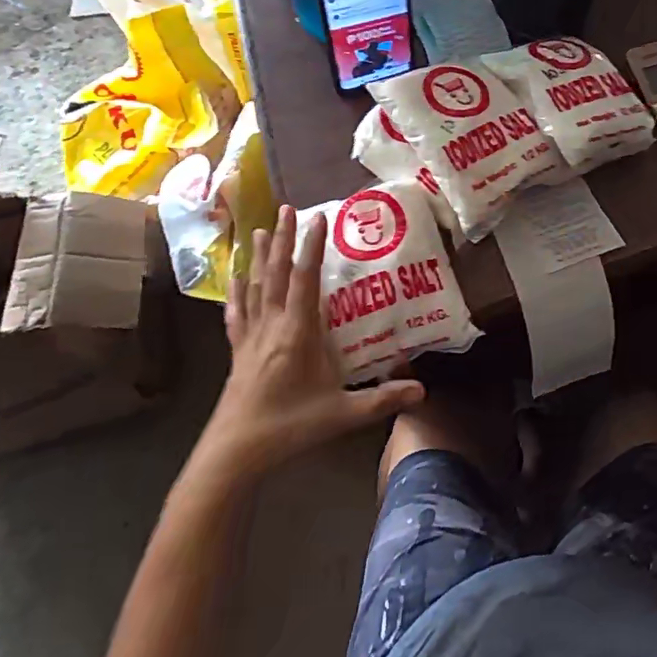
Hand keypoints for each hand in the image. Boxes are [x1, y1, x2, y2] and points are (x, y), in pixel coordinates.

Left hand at [199, 206, 425, 478]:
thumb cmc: (290, 426)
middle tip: (285, 208)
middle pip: (277, 273)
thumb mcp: (341, 414)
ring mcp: (250, 335)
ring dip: (259, 256)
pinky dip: (237, 290)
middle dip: (284, 239)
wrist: (237, 449)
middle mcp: (272, 324)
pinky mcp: (237, 349)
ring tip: (261, 229)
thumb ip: (381, 399)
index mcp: (298, 332)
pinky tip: (234, 277)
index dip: (312, 246)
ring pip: (254, 285)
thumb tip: (422, 392)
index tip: (318, 217)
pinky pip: (237, 311)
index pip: (306, 279)